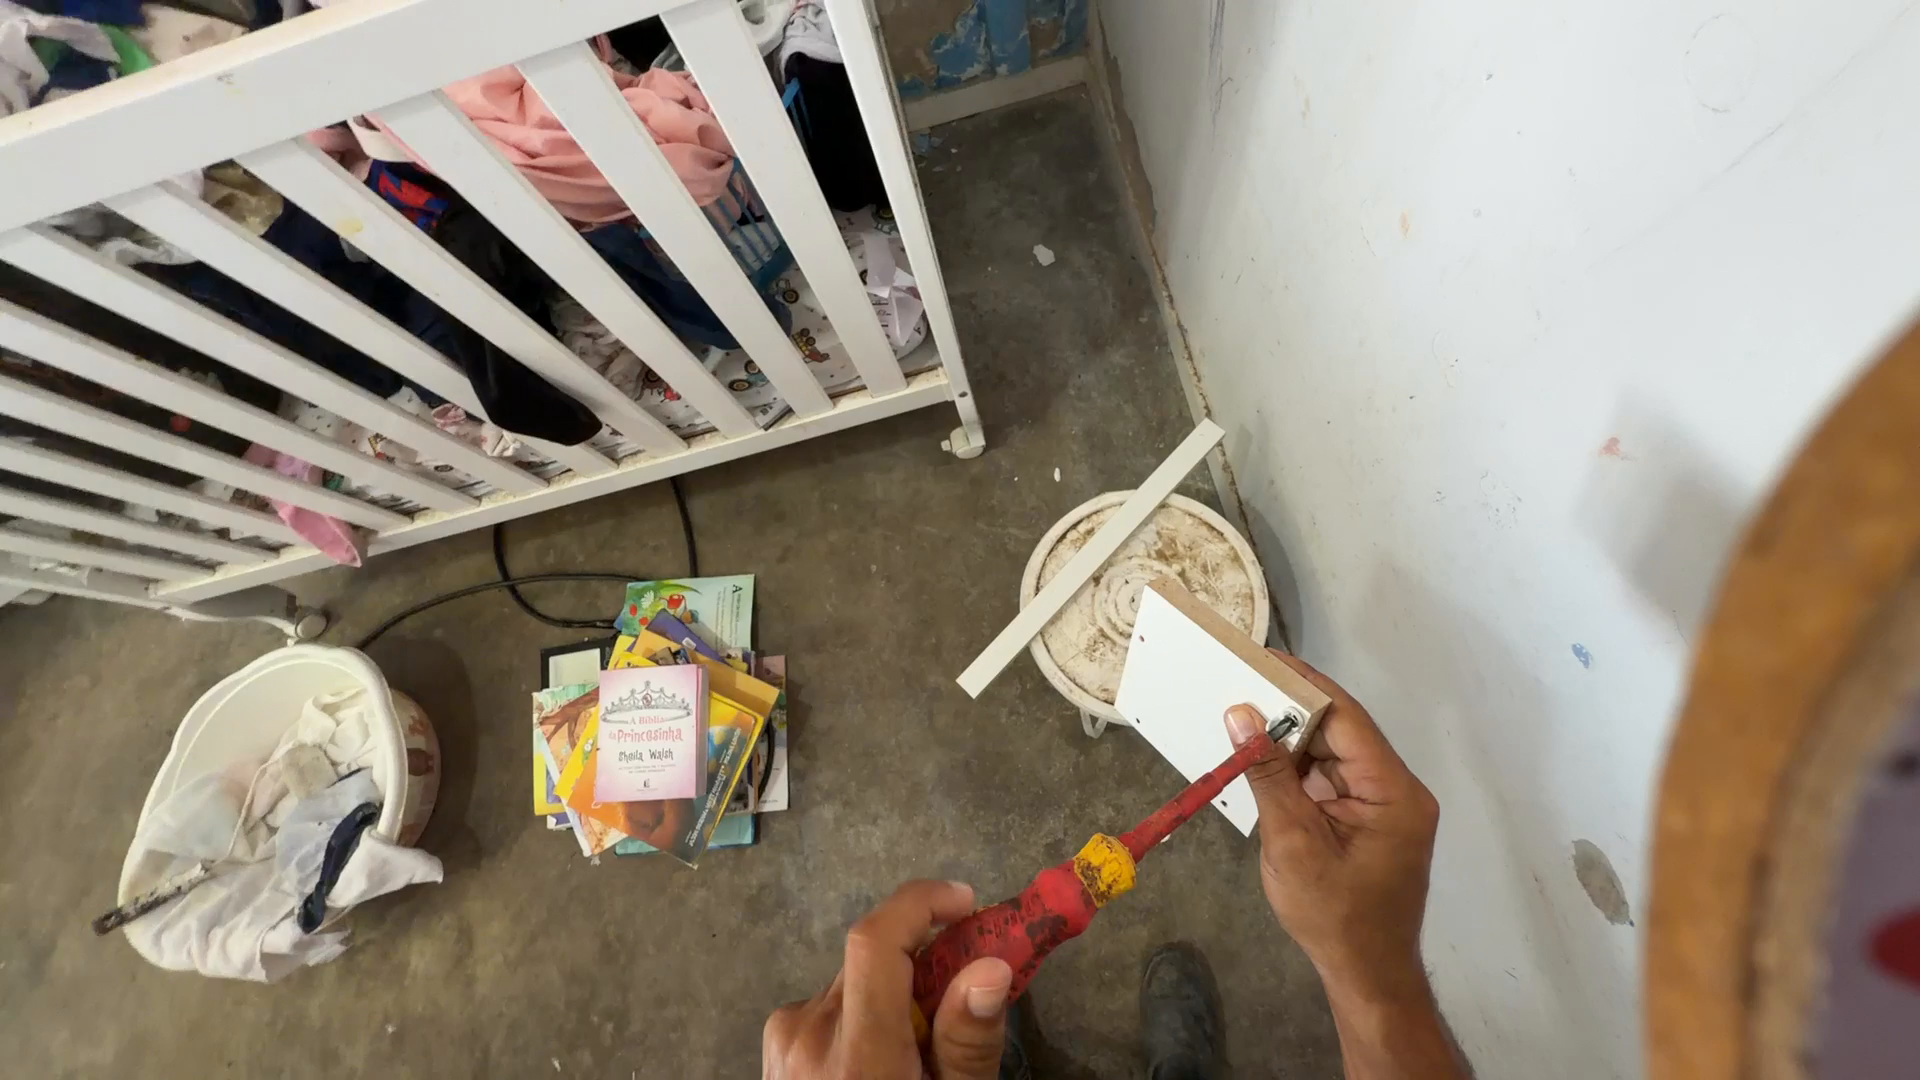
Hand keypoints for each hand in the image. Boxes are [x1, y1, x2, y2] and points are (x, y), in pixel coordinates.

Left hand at [762, 880, 1013, 1079]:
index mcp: (855, 1057)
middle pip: (873, 959)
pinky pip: (829, 1003)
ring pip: (854, 981)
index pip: (875, 941)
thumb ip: (967, 1044)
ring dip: (892, 990)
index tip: (966, 901)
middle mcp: (807, 1035)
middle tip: (967, 984)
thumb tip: (992, 965)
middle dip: (924, 959)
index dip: (921, 902)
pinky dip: (862, 1010)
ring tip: (918, 1047)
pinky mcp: (772, 1047)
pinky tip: (875, 1058)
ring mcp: (782, 1041)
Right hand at [1225, 652, 1439, 1001]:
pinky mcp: (1363, 815)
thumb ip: (1266, 772)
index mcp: (1392, 790)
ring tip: (1242, 712)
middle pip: (1339, 730)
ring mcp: (1379, 803)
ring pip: (1330, 751)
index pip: (1347, 718)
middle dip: (1289, 709)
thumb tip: (1240, 712)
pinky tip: (1259, 754)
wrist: (1365, 975)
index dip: (1305, 684)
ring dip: (1288, 738)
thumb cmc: (1333, 912)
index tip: (1263, 658)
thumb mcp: (1292, 839)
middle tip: (1241, 682)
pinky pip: (1326, 775)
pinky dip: (1293, 765)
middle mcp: (1394, 788)